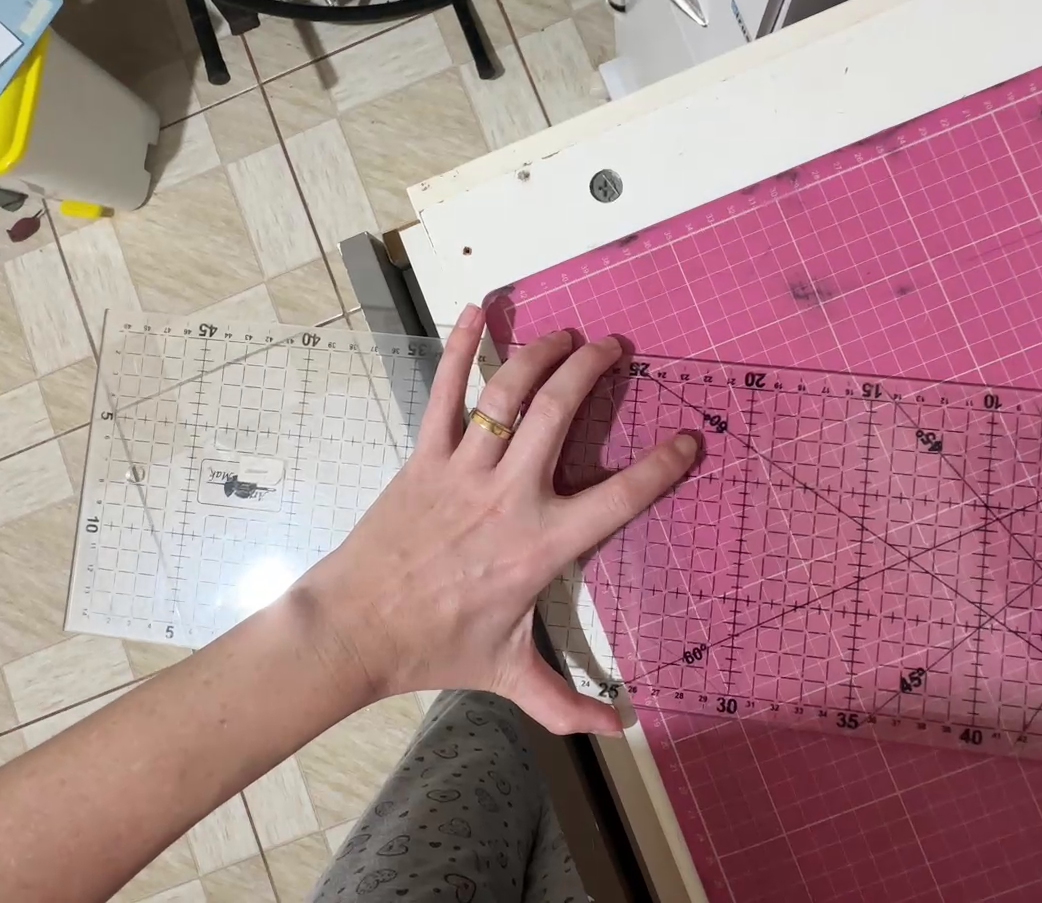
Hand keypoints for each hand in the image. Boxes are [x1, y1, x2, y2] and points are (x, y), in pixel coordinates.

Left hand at [294, 305, 697, 734]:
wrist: (353, 629)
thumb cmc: (434, 648)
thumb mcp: (507, 675)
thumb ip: (565, 703)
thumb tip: (618, 731)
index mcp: (540, 545)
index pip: (620, 497)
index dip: (662, 465)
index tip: (689, 440)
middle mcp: (509, 495)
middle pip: (560, 413)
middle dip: (594, 370)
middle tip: (617, 348)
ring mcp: (463, 468)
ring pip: (508, 392)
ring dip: (542, 353)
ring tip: (568, 335)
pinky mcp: (424, 455)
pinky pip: (443, 392)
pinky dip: (460, 348)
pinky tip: (477, 311)